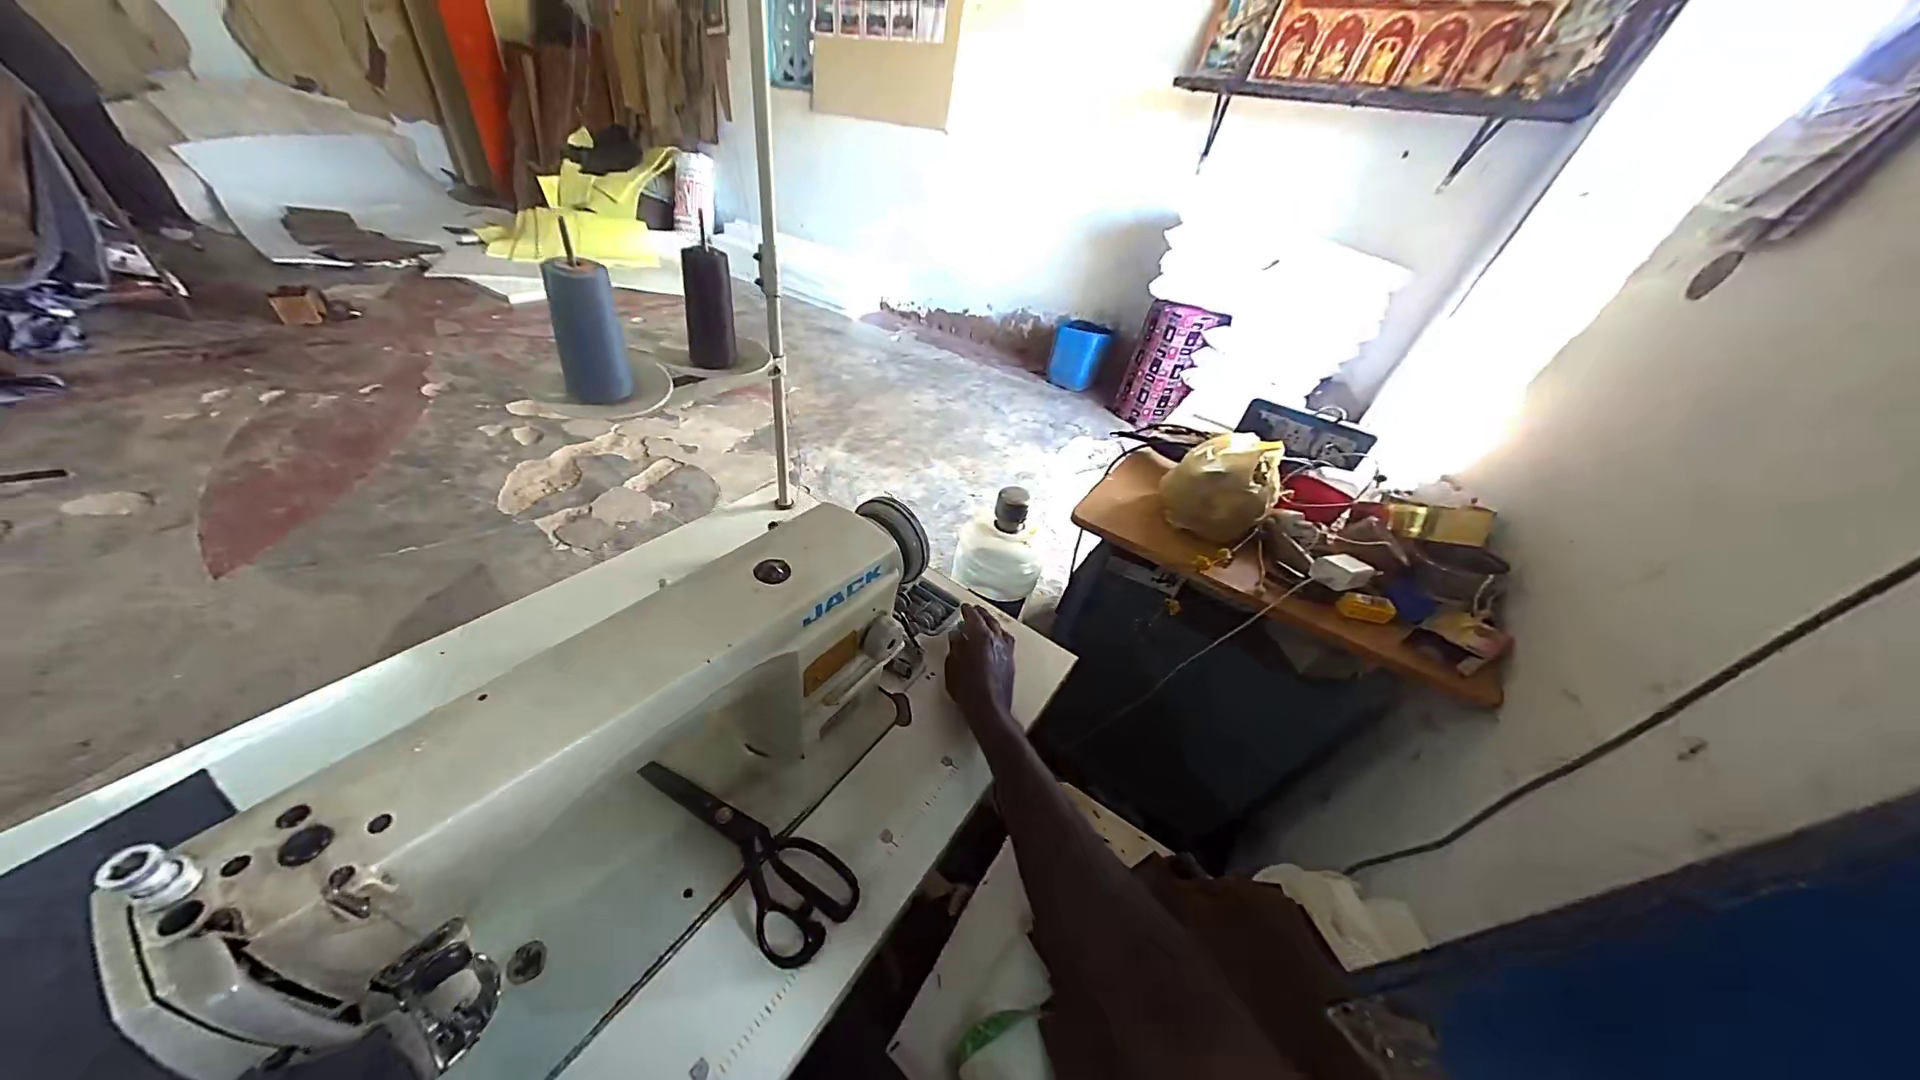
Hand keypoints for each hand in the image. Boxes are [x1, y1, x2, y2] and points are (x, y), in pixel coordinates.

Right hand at [946, 604, 1016, 727]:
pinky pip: (1005, 641)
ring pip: (999, 629)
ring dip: (991, 623)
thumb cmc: (970, 690)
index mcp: (982, 637)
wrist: (989, 709)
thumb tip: (956, 637)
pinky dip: (998, 636)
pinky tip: (995, 640)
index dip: (967, 610)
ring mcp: (1006, 651)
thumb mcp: (953, 666)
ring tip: (984, 623)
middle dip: (980, 614)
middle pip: (989, 620)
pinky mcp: (1010, 662)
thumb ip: (955, 647)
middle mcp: (997, 641)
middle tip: (974, 611)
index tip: (964, 608)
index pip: (974, 617)